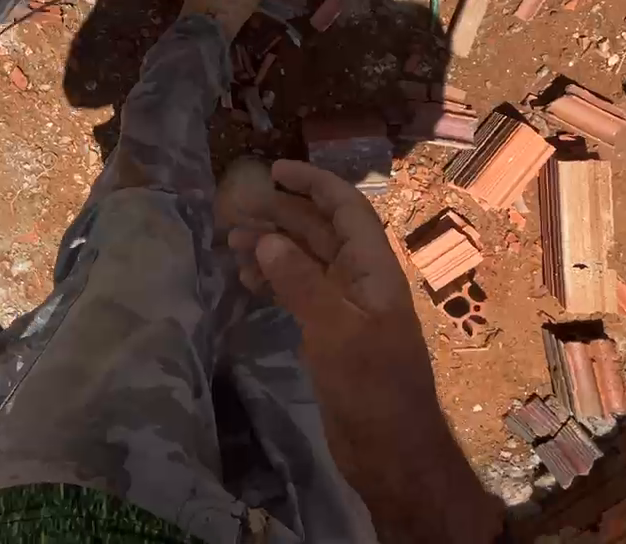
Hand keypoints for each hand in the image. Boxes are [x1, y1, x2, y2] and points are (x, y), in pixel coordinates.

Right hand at [228, 160, 499, 543]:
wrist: (393, 454)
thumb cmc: (372, 387)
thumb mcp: (335, 331)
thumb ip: (300, 281)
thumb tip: (266, 241)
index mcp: (372, 267)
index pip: (344, 207)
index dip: (312, 182)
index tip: (273, 170)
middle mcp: (359, 277)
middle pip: (317, 229)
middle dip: (279, 214)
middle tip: (236, 211)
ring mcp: (345, 304)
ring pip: (304, 258)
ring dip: (271, 246)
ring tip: (232, 245)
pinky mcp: (330, 329)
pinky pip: (298, 287)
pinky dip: (273, 278)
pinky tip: (247, 281)